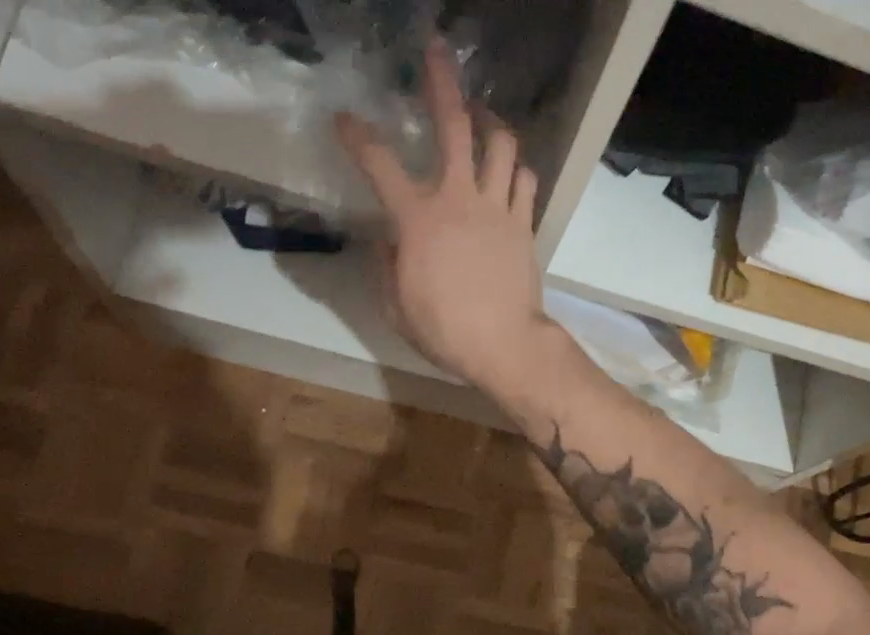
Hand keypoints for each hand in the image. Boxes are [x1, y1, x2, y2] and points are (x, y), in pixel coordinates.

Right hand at [335, 39, 549, 384]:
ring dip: (490, 121)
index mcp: (417, 219)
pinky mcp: (523, 224)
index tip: (344, 120)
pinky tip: (509, 168)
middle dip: (442, 83)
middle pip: (454, 125)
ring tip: (482, 114)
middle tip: (437, 53)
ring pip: (501, 144)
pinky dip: (516, 168)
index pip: (379, 164)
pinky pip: (525, 180)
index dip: (357, 137)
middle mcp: (459, 199)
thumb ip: (386, 267)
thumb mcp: (396, 306)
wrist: (504, 345)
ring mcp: (497, 208)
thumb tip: (388, 241)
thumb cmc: (444, 330)